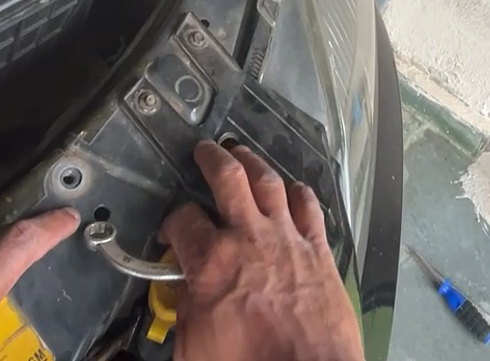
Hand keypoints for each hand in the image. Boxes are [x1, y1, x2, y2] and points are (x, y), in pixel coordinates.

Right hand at [160, 141, 362, 360]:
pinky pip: (309, 206)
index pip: (183, 220)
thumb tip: (186, 291)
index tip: (171, 229)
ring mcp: (288, 237)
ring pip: (269, 181)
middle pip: (229, 177)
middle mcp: (251, 237)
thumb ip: (187, 311)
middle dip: (212, 157)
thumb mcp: (194, 351)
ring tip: (243, 154)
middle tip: (205, 149)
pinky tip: (293, 189)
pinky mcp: (318, 248)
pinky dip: (298, 193)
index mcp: (213, 262)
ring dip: (253, 163)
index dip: (171, 222)